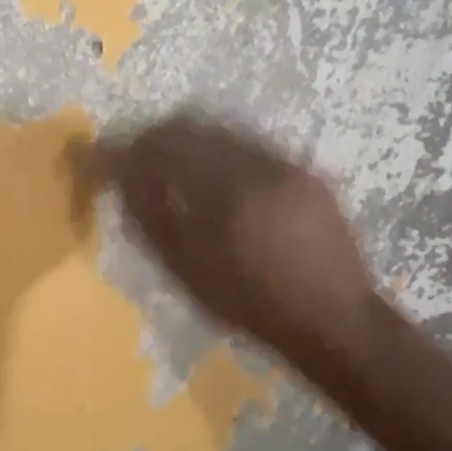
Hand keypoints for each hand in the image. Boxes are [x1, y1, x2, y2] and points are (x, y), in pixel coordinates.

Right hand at [102, 115, 375, 362]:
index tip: (116, 158)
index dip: (132, 148)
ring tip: (179, 169)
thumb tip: (123, 177)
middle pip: (192, 129)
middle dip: (159, 139)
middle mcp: (256, 168)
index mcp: (223, 194)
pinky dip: (226, 155)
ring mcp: (285, 166)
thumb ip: (152, 217)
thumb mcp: (188, 270)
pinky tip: (223, 182)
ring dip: (192, 143)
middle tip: (142, 160)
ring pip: (223, 134)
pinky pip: (252, 148)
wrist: (335, 321)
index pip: (163, 147)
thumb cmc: (252, 305)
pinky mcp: (305, 172)